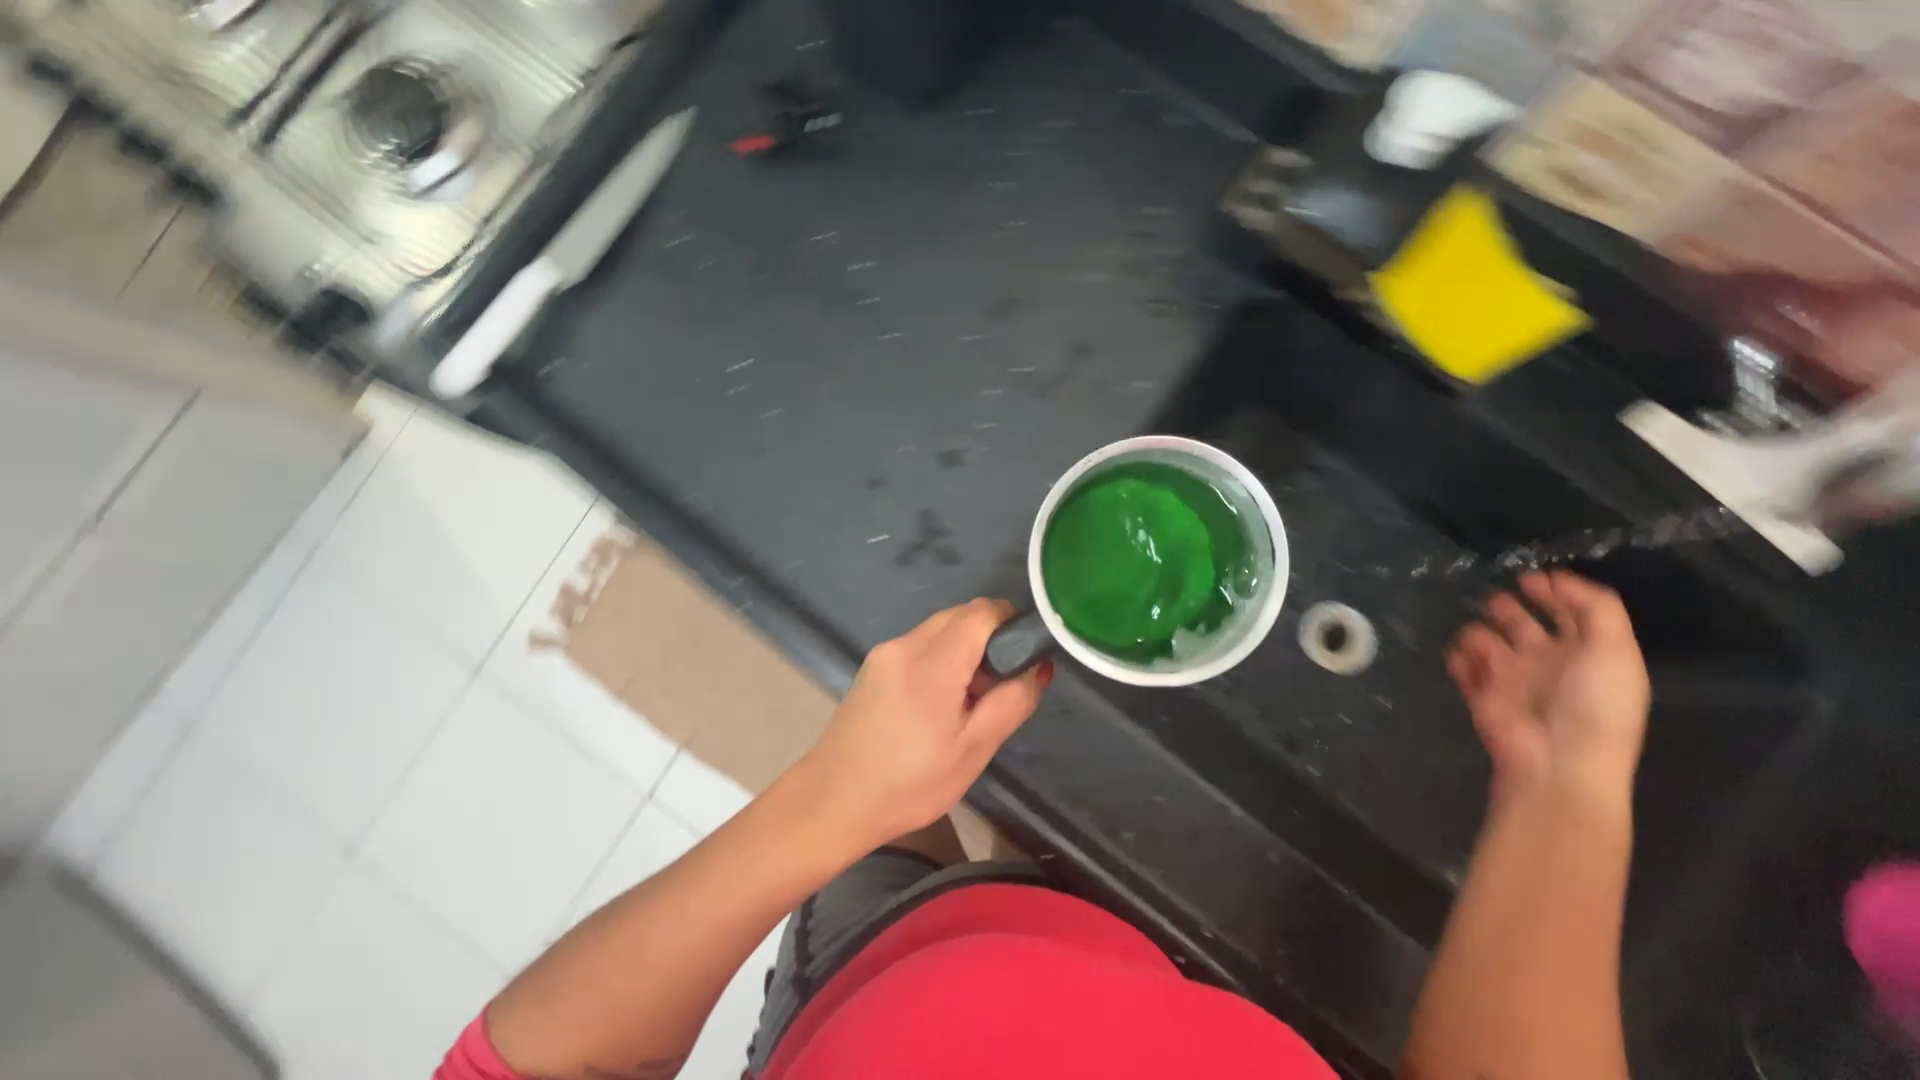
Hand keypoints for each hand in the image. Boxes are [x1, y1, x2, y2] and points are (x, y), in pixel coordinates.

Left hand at [794, 599, 1052, 854]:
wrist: (833, 801)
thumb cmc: (909, 784)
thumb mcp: (973, 751)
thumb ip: (1011, 703)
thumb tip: (1039, 668)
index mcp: (933, 662)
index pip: (983, 612)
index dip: (1013, 624)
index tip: (1027, 657)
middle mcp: (905, 644)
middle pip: (961, 615)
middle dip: (990, 638)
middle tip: (1001, 687)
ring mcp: (884, 653)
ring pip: (939, 629)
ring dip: (965, 649)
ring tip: (972, 700)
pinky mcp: (872, 667)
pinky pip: (919, 646)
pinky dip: (941, 658)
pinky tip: (941, 703)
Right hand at [1446, 571, 1649, 799]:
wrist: (1557, 762)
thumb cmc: (1593, 704)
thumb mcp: (1614, 649)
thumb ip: (1596, 606)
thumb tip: (1559, 578)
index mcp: (1586, 651)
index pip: (1570, 612)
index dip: (1555, 591)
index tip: (1533, 577)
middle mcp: (1548, 660)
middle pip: (1522, 622)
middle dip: (1507, 606)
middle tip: (1498, 600)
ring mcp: (1512, 677)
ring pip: (1486, 639)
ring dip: (1479, 632)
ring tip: (1483, 643)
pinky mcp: (1481, 694)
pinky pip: (1461, 665)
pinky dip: (1459, 658)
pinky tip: (1466, 659)